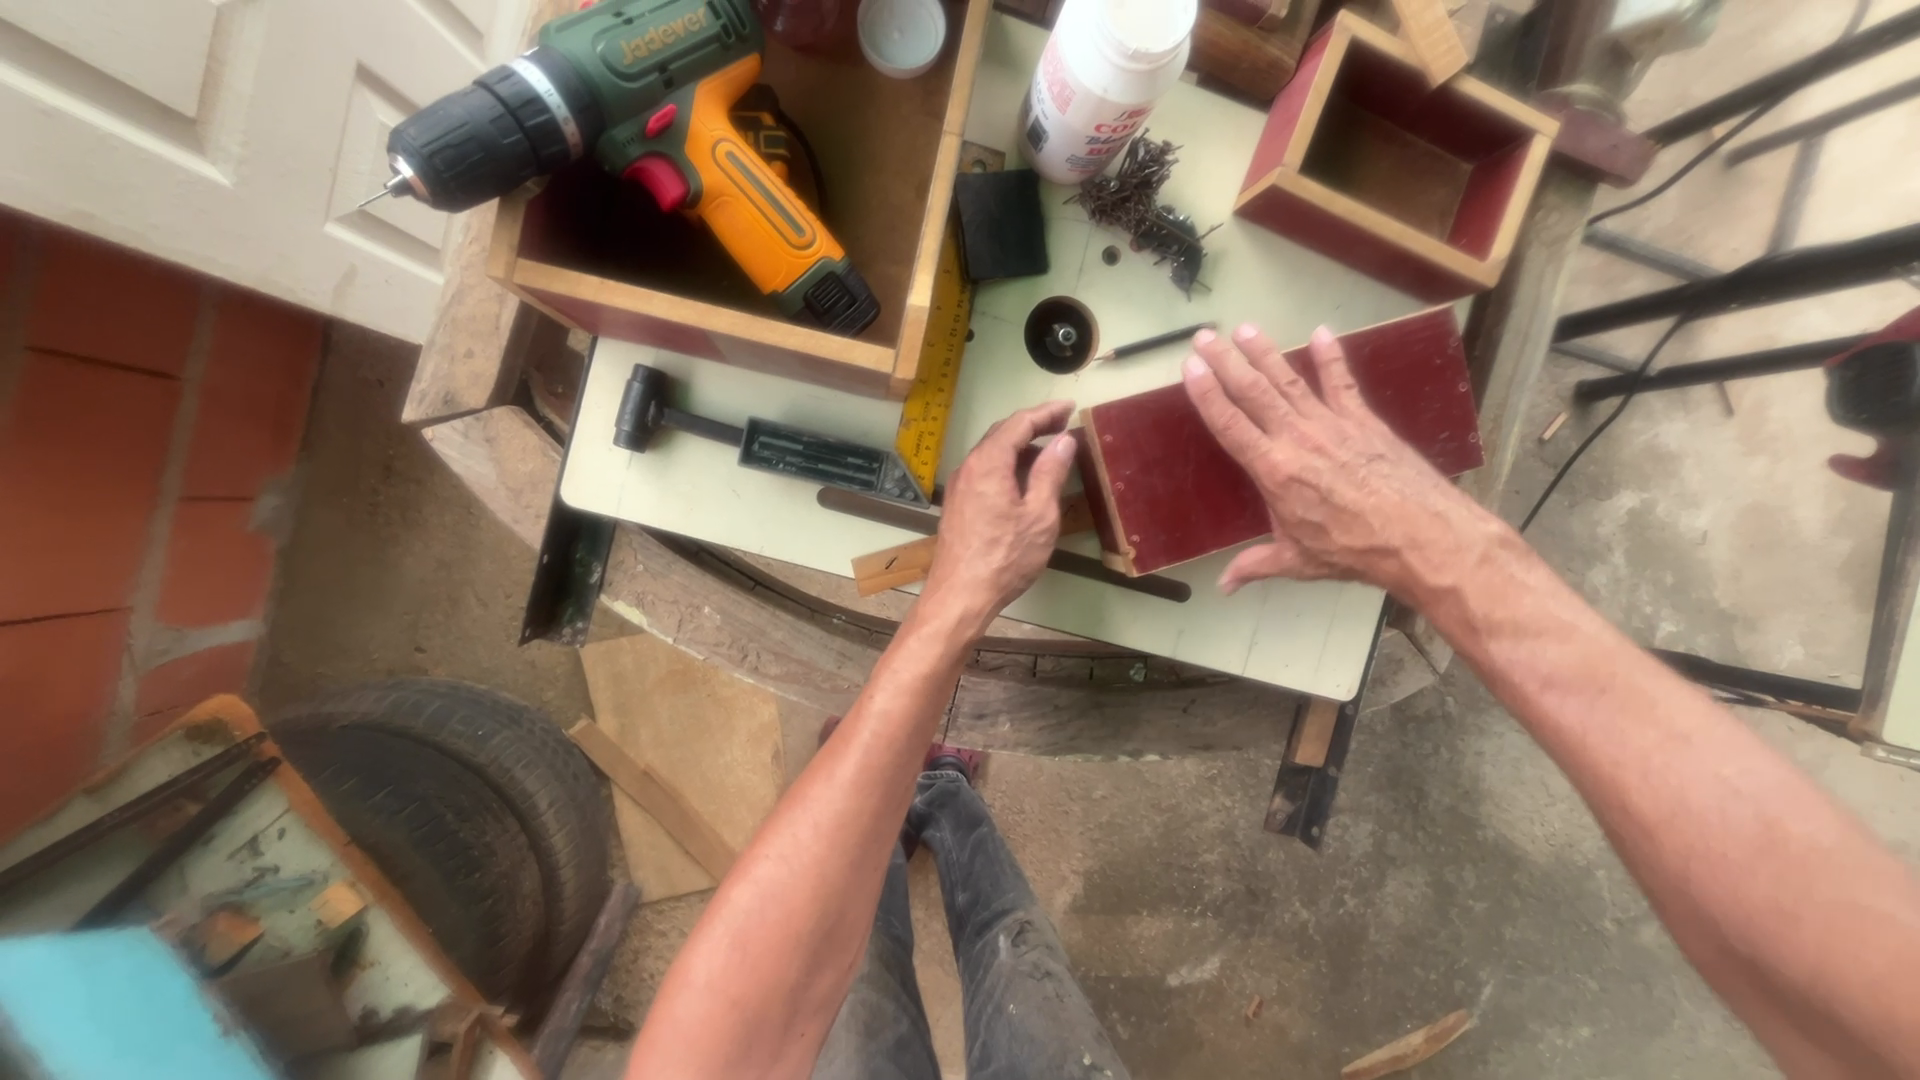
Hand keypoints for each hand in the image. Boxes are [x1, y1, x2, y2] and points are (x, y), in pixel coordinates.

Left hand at [920, 400, 1077, 631]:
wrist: (960, 594)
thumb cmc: (1005, 557)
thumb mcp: (1039, 514)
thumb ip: (1051, 473)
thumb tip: (1064, 440)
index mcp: (989, 462)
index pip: (1019, 423)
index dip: (1046, 412)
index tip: (1070, 408)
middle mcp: (969, 467)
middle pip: (1002, 434)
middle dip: (1033, 425)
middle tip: (1062, 424)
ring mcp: (960, 486)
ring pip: (992, 453)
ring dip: (1020, 447)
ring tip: (1050, 452)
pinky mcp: (959, 505)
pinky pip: (985, 471)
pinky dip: (1008, 465)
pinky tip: (1025, 480)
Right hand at [1181, 324, 1501, 598]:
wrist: (1422, 536)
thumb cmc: (1353, 550)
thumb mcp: (1297, 561)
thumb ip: (1255, 565)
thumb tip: (1223, 586)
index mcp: (1273, 471)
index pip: (1230, 424)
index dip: (1207, 394)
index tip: (1189, 368)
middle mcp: (1297, 439)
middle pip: (1254, 392)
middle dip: (1226, 361)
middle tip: (1205, 336)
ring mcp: (1332, 424)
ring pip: (1290, 380)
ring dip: (1265, 353)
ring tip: (1245, 329)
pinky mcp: (1363, 420)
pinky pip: (1342, 382)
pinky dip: (1331, 357)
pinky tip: (1321, 333)